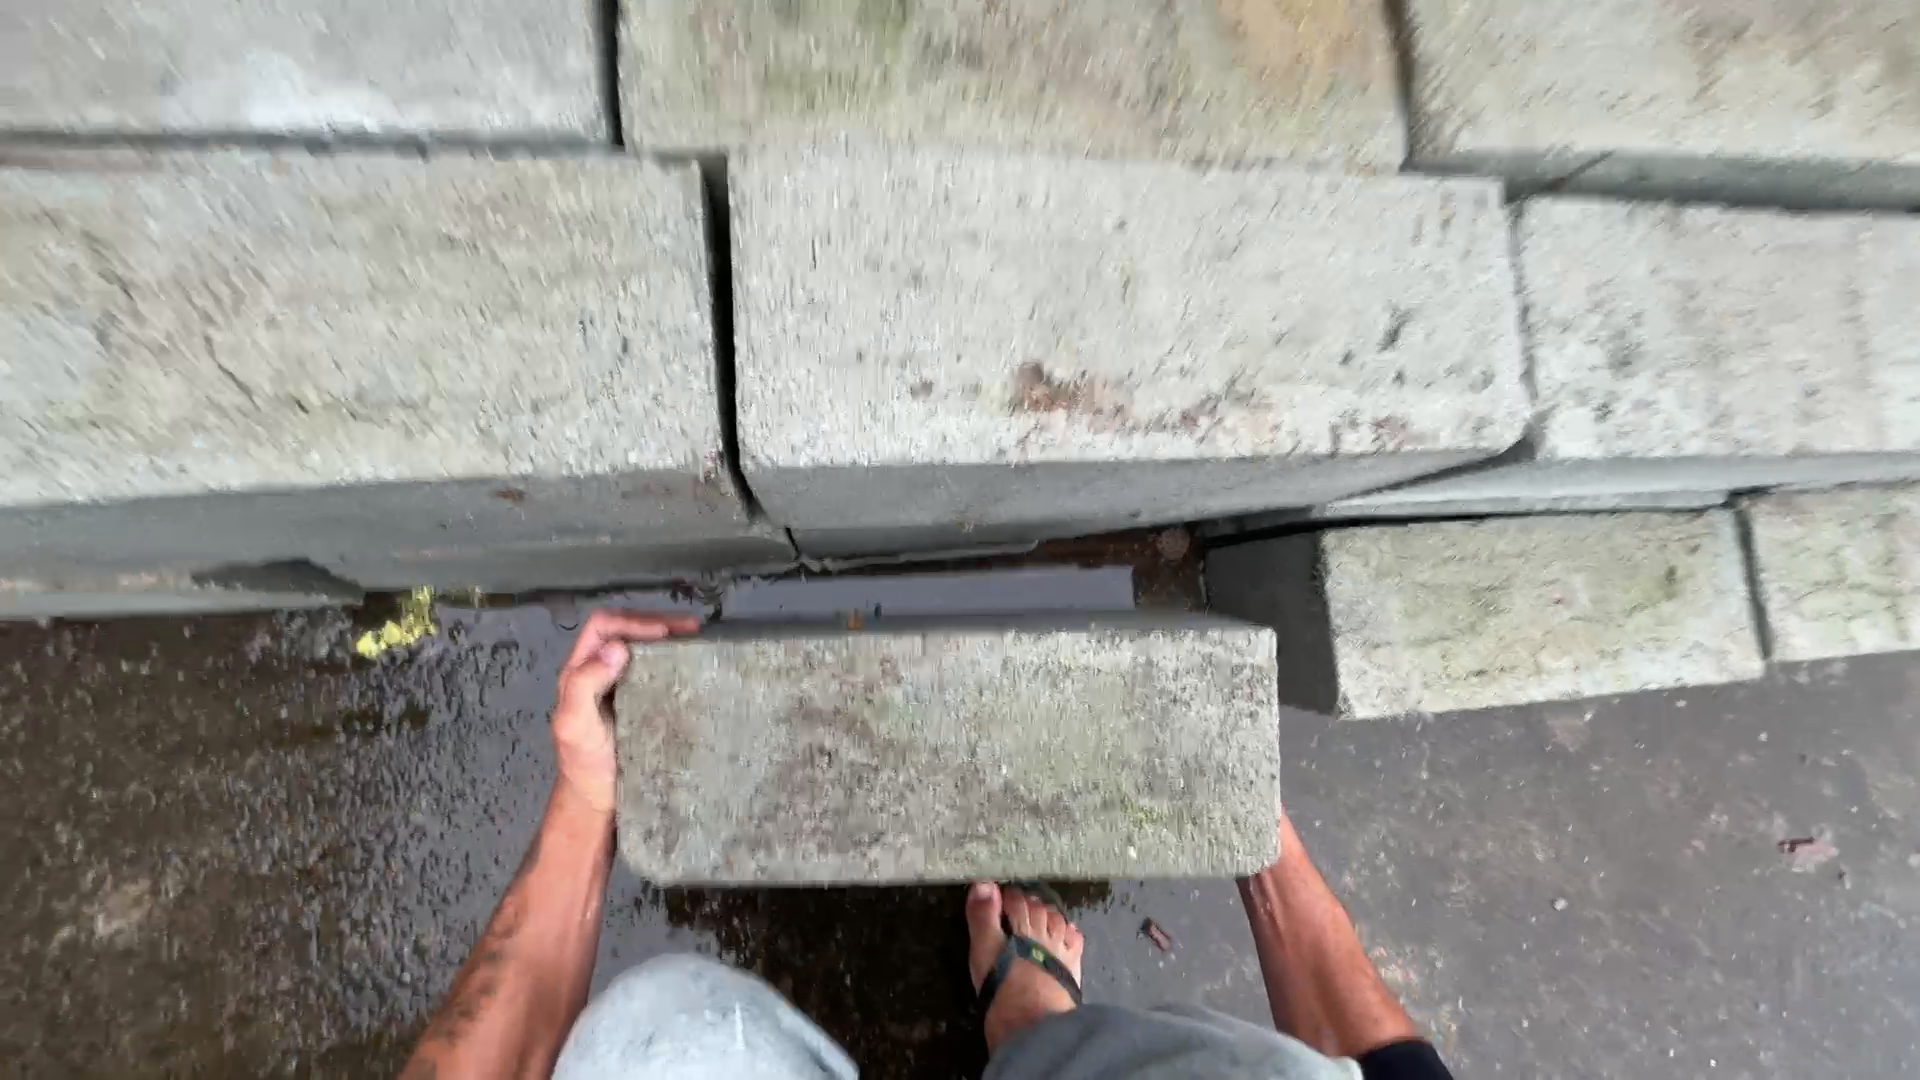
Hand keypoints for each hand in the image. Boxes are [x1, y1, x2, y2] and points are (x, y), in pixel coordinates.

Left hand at [551, 609, 700, 812]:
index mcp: (581, 669)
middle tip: (692, 628)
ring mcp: (625, 682)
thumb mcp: (575, 724)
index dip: (633, 621)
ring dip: (670, 636)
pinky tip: (695, 660)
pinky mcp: (646, 696)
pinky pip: (659, 667)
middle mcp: (602, 669)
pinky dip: (677, 657)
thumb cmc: (585, 762)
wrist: (600, 797)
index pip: (604, 626)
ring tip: (699, 638)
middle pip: (627, 628)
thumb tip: (617, 648)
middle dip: (658, 622)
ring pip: (644, 644)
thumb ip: (584, 685)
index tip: (664, 632)